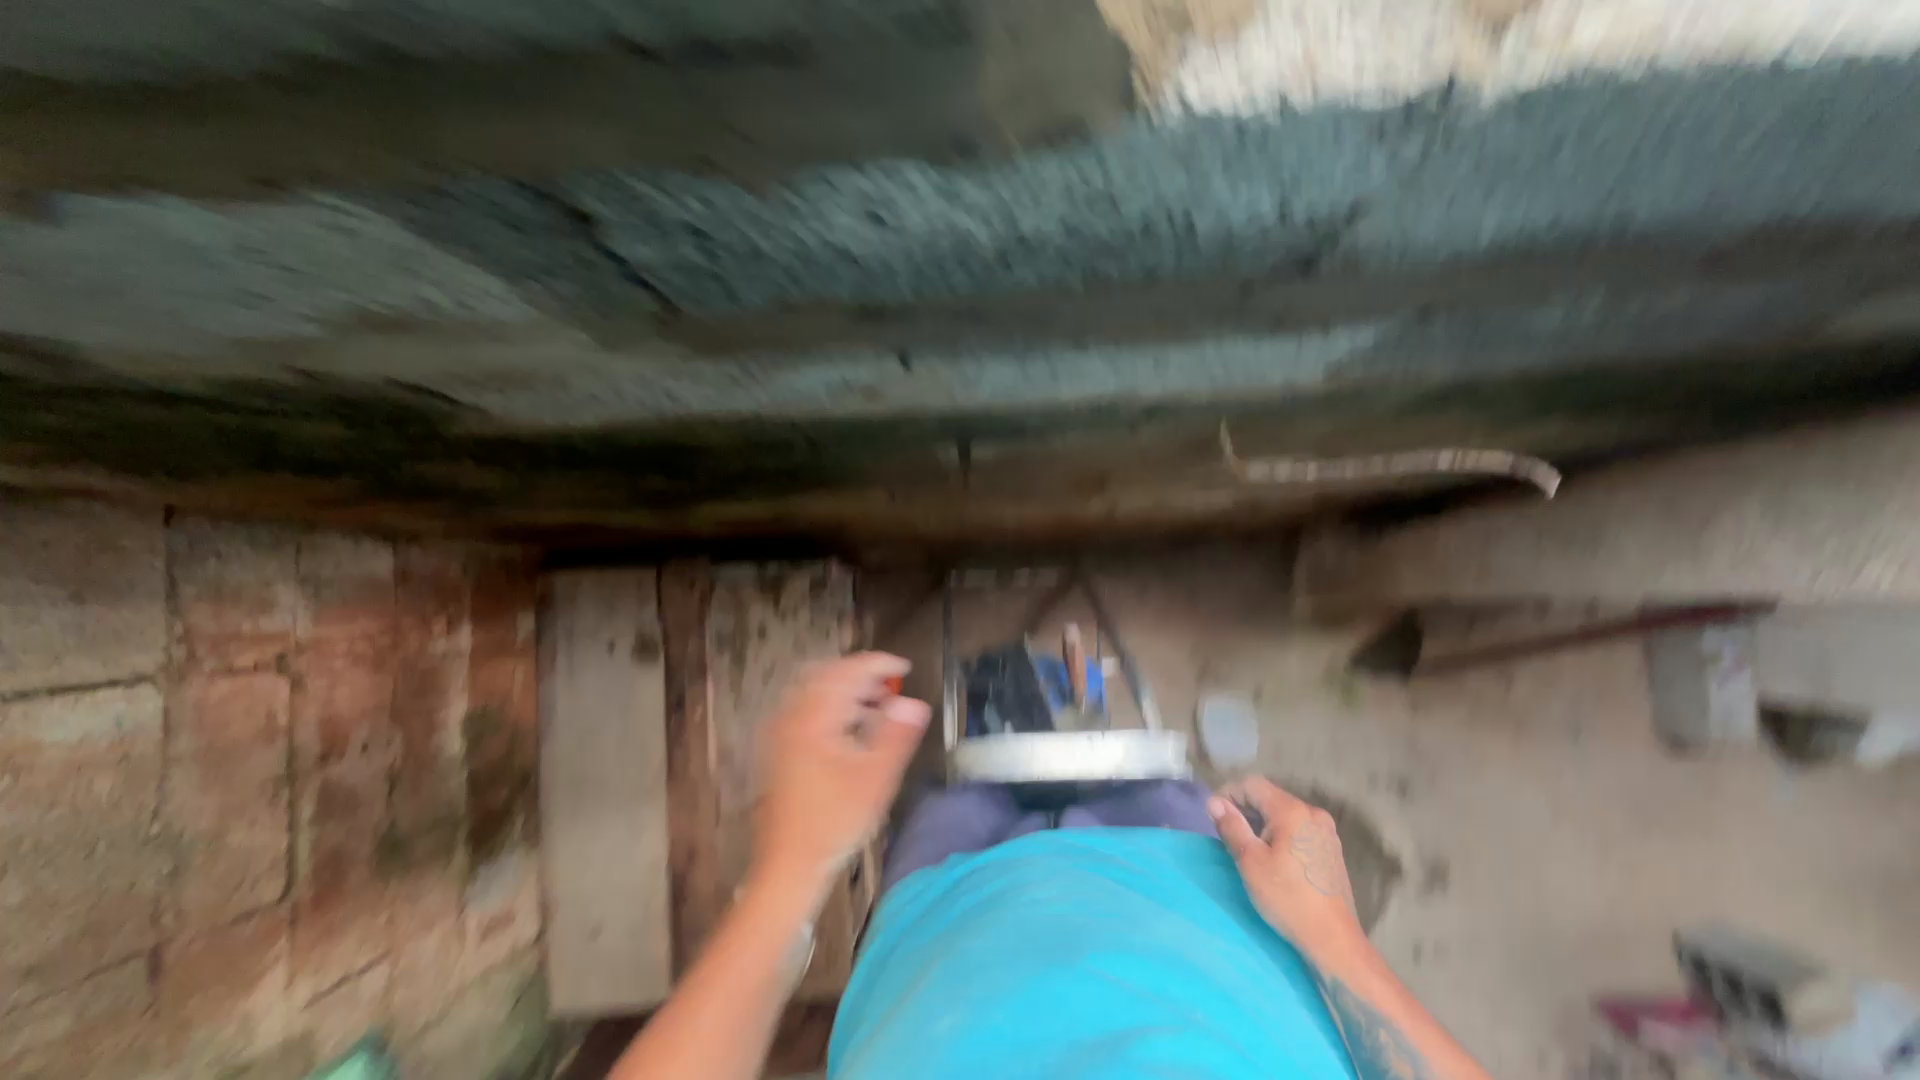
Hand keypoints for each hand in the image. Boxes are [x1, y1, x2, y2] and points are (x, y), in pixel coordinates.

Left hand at [753, 653, 929, 899]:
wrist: (789, 863)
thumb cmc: (834, 822)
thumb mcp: (876, 778)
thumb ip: (896, 735)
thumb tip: (913, 703)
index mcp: (814, 718)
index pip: (846, 672)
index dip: (877, 665)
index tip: (902, 669)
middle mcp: (791, 717)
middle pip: (825, 674)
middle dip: (858, 673)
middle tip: (888, 685)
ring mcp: (779, 733)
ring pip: (812, 691)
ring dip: (843, 689)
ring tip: (875, 705)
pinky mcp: (777, 749)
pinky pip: (803, 709)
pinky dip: (828, 705)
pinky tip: (849, 729)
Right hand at [1209, 776, 1366, 958]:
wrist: (1333, 940)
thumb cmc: (1287, 898)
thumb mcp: (1250, 861)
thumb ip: (1231, 827)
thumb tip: (1214, 802)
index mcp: (1293, 811)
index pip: (1253, 785)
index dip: (1229, 794)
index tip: (1214, 816)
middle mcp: (1313, 814)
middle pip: (1270, 798)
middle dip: (1245, 810)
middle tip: (1227, 835)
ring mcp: (1326, 832)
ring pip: (1284, 815)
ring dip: (1262, 823)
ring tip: (1247, 848)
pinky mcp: (1331, 850)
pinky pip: (1298, 830)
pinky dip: (1280, 835)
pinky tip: (1273, 858)